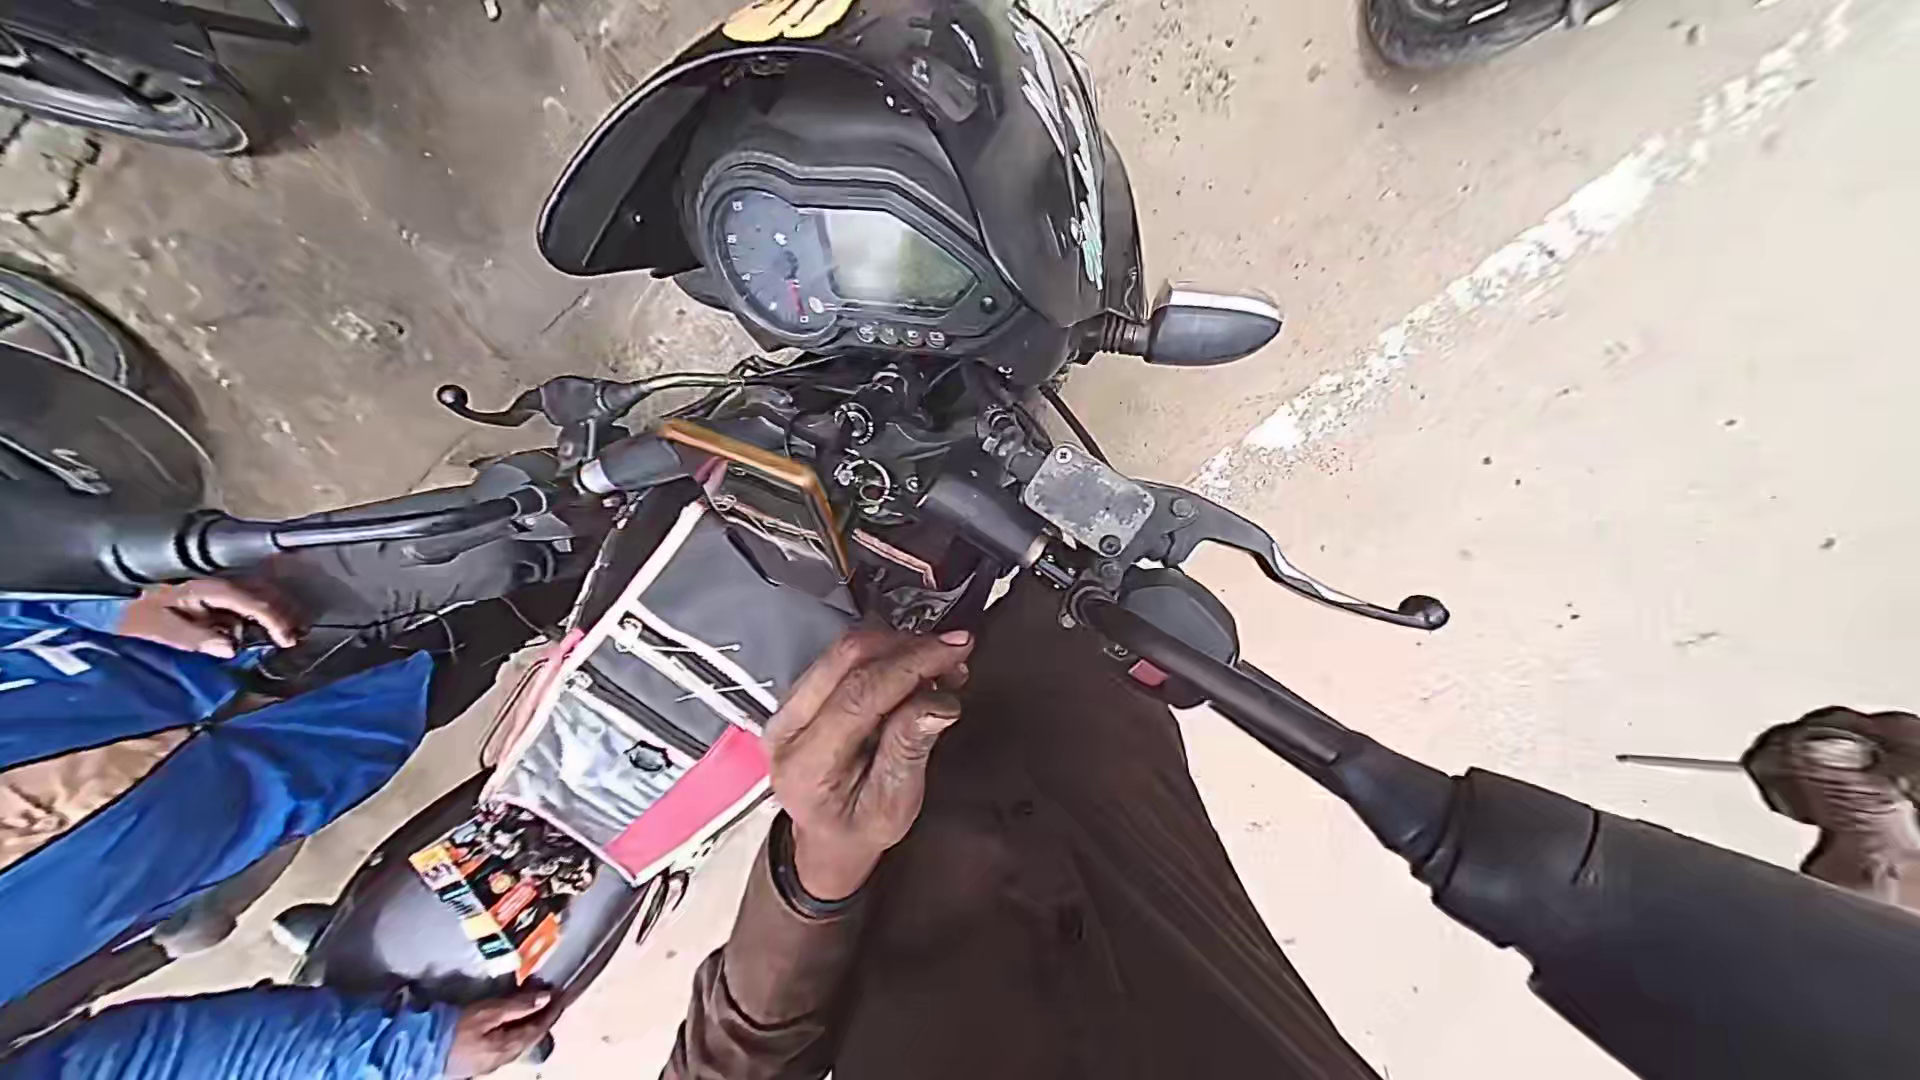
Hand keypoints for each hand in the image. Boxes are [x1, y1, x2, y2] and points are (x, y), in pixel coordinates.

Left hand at [115, 578, 299, 657]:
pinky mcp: (219, 594)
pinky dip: (263, 616)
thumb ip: (195, 638)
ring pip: (265, 599)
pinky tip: (261, 629)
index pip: (258, 605)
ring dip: (277, 616)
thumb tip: (231, 648)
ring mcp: (222, 587)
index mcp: (213, 590)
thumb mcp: (157, 629)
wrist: (107, 603)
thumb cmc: (131, 614)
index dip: (277, 623)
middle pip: (269, 598)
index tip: (286, 642)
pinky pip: (252, 602)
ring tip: (282, 635)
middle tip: (291, 638)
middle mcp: (224, 584)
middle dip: (284, 619)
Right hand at [443, 991, 554, 1076]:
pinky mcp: (477, 1063)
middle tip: (554, 997)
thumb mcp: (489, 1012)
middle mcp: (501, 1060)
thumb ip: (519, 1005)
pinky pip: (506, 1045)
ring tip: (538, 1004)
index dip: (553, 1010)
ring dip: (531, 1023)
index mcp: (507, 1048)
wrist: (415, 1055)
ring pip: (519, 1042)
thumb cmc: (456, 1029)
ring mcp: (488, 1064)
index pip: (539, 1028)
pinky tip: (515, 1021)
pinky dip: (517, 1030)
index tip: (564, 993)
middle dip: (544, 1017)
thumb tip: (548, 996)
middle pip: (531, 1037)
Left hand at [765, 627, 974, 899]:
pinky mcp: (800, 692)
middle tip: (953, 652)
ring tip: (939, 662)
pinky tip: (914, 664)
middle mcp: (788, 728)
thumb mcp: (893, 807)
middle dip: (910, 647)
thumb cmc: (859, 829)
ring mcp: (788, 706)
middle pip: (848, 658)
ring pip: (846, 649)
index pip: (860, 694)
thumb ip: (910, 751)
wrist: (827, 839)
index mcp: (808, 764)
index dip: (912, 665)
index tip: (954, 652)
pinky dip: (886, 651)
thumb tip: (937, 702)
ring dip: (900, 645)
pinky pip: (843, 656)